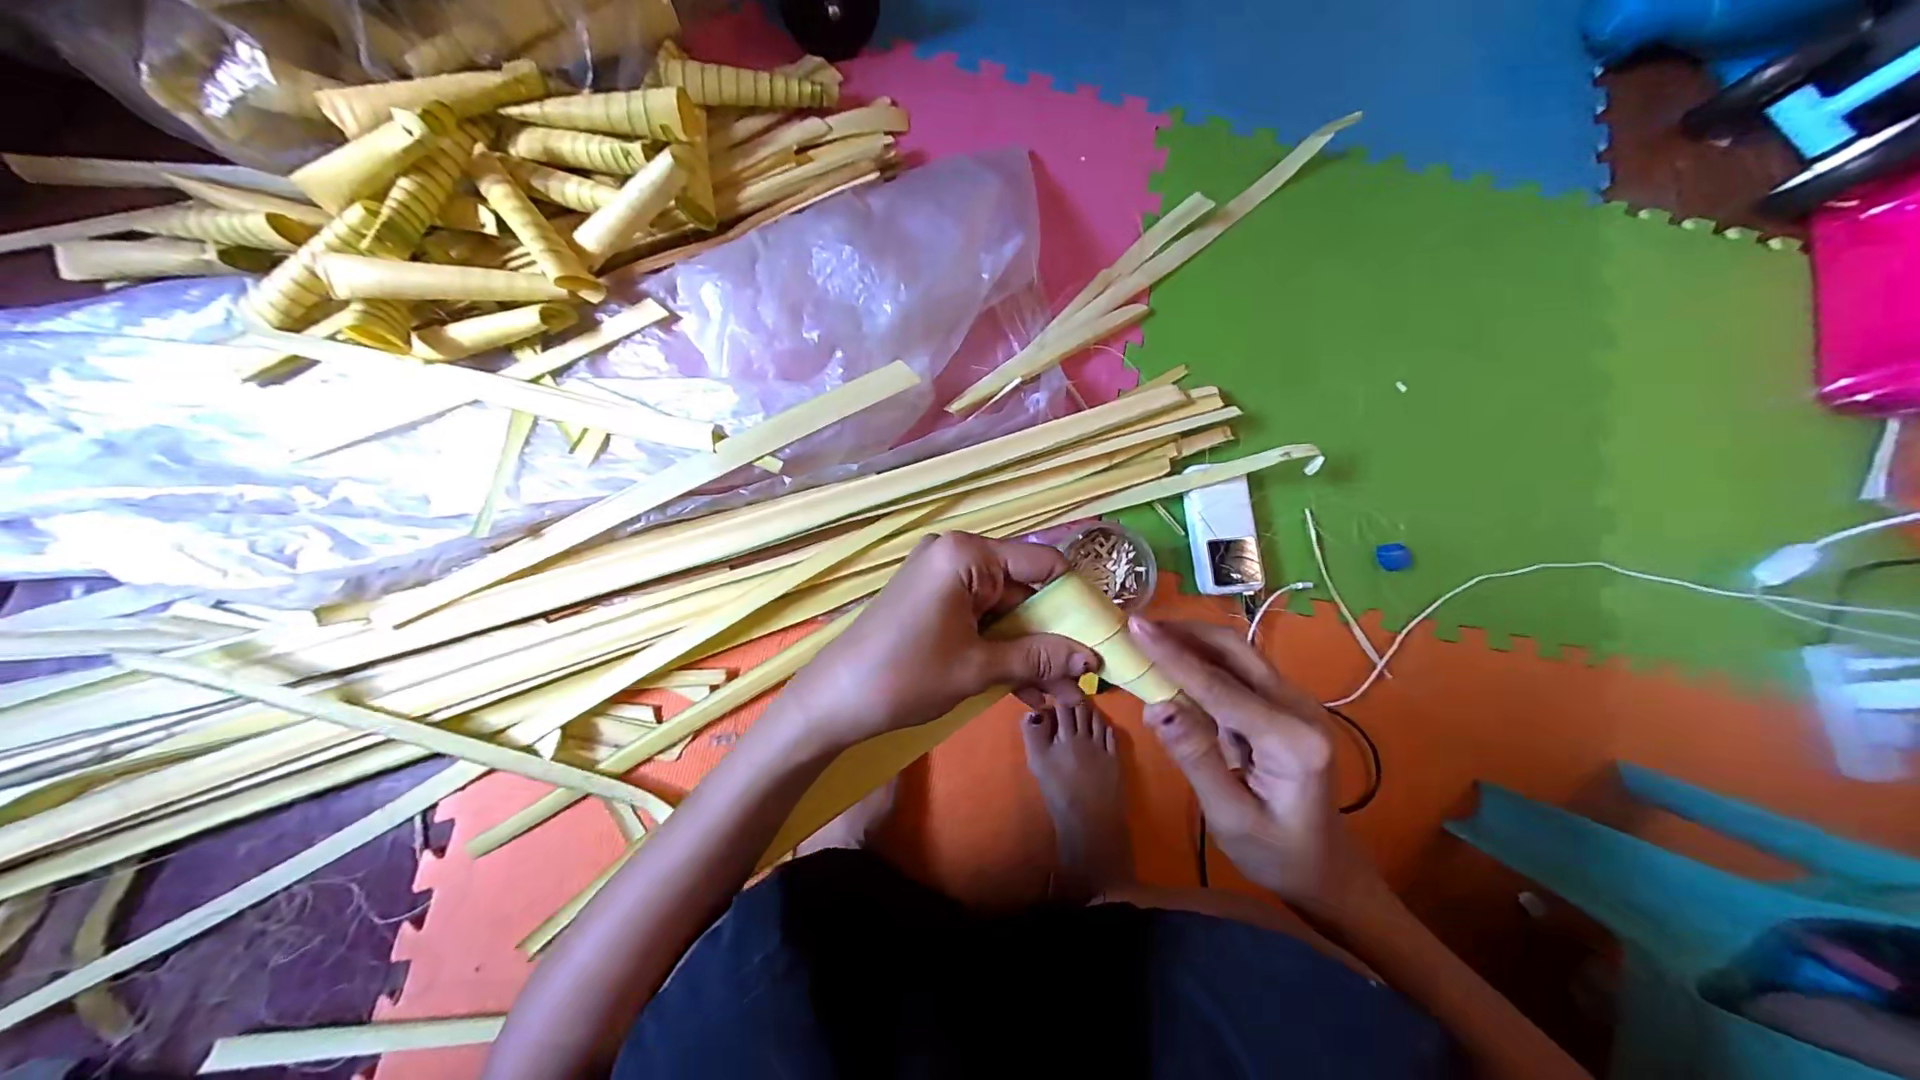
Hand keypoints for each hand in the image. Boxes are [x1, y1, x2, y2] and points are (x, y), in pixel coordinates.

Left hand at [772, 532, 1099, 750]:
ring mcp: (942, 581)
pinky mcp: (932, 605)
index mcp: (966, 555)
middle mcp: (955, 556)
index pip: (1042, 563)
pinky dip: (1000, 652)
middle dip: (1052, 639)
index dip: (1075, 600)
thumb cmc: (905, 676)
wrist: (831, 703)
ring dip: (1029, 654)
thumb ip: (1038, 657)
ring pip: (1003, 614)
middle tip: (1082, 680)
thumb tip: (1091, 660)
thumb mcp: (978, 668)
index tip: (1101, 634)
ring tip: (1059, 698)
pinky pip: (979, 623)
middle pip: (1023, 591)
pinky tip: (1025, 692)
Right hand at [1130, 618, 1386, 913]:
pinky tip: (1172, 665)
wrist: (1326, 868)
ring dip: (1191, 641)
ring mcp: (1294, 703)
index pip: (1219, 686)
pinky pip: (1237, 671)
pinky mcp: (1282, 705)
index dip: (1172, 655)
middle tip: (1135, 626)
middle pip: (1235, 651)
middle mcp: (1299, 708)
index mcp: (1291, 740)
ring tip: (1146, 638)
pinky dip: (1201, 661)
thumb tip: (1156, 706)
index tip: (1135, 626)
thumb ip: (1196, 758)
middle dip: (1183, 633)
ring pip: (1236, 654)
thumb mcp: (1230, 817)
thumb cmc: (1277, 854)